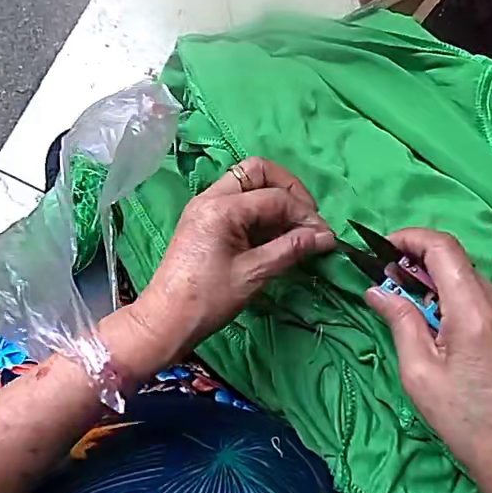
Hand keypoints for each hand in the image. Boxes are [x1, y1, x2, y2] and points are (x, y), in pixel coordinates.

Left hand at [116, 157, 335, 372]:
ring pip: (249, 184)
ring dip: (277, 200)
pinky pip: (240, 202)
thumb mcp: (254, 274)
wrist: (165, 321)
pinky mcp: (206, 220)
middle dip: (290, 190)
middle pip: (259, 172)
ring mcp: (206, 206)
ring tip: (297, 230)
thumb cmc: (207, 300)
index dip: (305, 215)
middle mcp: (211, 197)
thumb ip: (290, 249)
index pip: (275, 198)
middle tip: (308, 219)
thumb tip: (326, 237)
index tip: (325, 237)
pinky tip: (278, 235)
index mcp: (221, 208)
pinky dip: (262, 212)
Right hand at [363, 228, 491, 492]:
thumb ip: (399, 320)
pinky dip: (453, 297)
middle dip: (417, 262)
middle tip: (388, 285)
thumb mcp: (419, 371)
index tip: (383, 249)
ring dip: (434, 282)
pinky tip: (439, 325)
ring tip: (410, 310)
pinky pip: (480, 295)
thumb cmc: (464, 418)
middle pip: (455, 260)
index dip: (410, 238)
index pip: (443, 247)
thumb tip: (376, 289)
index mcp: (474, 310)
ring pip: (466, 276)